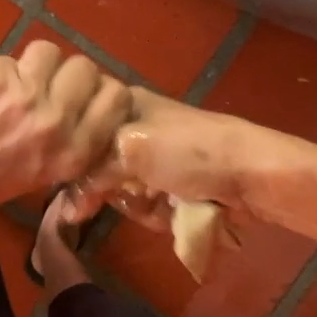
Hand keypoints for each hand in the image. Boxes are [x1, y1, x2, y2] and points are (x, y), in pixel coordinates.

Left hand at [0, 41, 130, 218]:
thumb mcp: (53, 172)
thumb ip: (81, 137)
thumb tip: (100, 99)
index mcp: (75, 150)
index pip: (117, 96)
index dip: (101, 91)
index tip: (84, 97)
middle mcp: (56, 120)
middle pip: (86, 67)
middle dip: (68, 75)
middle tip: (49, 89)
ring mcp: (24, 94)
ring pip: (50, 51)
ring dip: (36, 65)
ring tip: (20, 84)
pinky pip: (12, 57)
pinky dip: (2, 70)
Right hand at [65, 88, 316, 226]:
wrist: (251, 174)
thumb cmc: (188, 151)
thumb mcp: (129, 152)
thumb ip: (91, 175)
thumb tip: (64, 208)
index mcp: (119, 103)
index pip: (75, 130)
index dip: (74, 159)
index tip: (76, 182)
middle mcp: (131, 127)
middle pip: (95, 167)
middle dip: (113, 187)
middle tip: (135, 190)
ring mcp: (152, 157)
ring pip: (119, 191)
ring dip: (139, 203)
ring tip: (164, 200)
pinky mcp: (170, 183)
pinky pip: (144, 204)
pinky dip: (157, 213)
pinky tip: (175, 211)